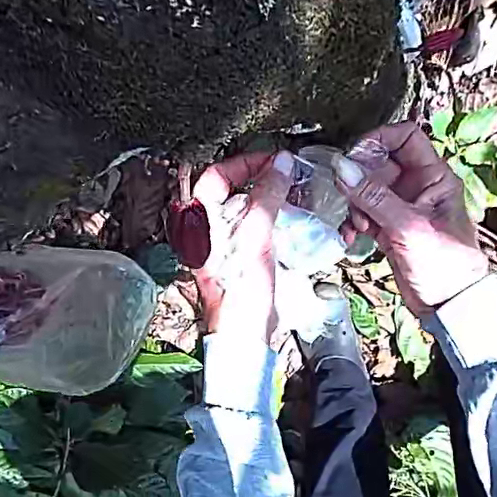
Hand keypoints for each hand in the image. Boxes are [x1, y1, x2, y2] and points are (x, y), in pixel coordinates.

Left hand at [191, 150, 290, 342]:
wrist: (245, 336)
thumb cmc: (241, 294)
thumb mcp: (255, 237)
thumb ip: (267, 197)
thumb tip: (281, 165)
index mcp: (201, 222)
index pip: (217, 175)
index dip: (246, 163)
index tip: (274, 161)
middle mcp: (208, 231)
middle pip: (232, 191)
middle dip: (262, 178)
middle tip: (288, 175)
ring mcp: (224, 246)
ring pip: (246, 209)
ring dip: (270, 198)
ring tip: (295, 194)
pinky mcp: (240, 260)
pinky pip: (255, 229)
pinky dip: (273, 219)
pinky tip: (291, 221)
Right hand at [338, 121, 488, 312]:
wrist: (448, 303)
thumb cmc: (444, 263)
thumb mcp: (408, 226)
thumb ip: (374, 197)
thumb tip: (343, 168)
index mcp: (434, 177)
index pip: (405, 137)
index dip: (378, 140)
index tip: (355, 156)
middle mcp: (418, 188)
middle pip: (380, 164)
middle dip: (360, 179)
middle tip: (350, 197)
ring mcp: (403, 208)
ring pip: (368, 190)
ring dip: (355, 204)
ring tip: (358, 225)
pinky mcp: (390, 229)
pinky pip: (366, 214)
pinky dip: (355, 222)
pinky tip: (353, 236)